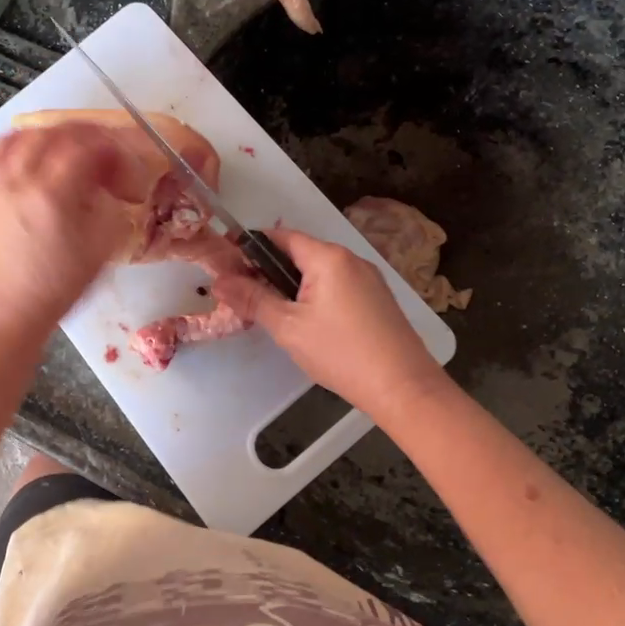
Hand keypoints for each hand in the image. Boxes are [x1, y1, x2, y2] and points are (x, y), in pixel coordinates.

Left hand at [0, 123, 145, 346]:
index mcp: (53, 193)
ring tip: (68, 148)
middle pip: (54, 133)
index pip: (87, 146)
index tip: (121, 166)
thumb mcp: (99, 251)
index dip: (111, 149)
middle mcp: (20, 178)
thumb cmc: (54, 290)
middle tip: (102, 152)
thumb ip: (109, 207)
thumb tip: (108, 185)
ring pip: (22, 136)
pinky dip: (19, 145)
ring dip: (50, 135)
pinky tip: (32, 159)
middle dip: (85, 135)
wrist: (0, 315)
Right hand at [214, 229, 445, 413]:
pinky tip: (307, 322)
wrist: (405, 388)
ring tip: (272, 311)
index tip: (228, 265)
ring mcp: (369, 278)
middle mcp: (350, 258)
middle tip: (245, 295)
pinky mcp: (378, 299)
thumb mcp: (288, 327)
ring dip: (292, 285)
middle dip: (269, 270)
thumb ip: (252, 299)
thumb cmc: (342, 353)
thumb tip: (219, 281)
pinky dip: (315, 294)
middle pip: (300, 253)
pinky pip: (337, 285)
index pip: (280, 236)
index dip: (251, 247)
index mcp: (328, 257)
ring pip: (318, 271)